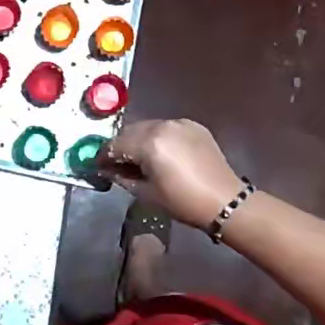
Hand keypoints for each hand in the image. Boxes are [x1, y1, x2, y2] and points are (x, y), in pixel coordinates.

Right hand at [105, 118, 243, 229]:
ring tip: (139, 158)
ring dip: (138, 140)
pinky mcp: (193, 125)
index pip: (115, 144)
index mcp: (149, 143)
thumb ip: (121, 176)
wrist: (226, 201)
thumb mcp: (146, 192)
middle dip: (120, 146)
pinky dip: (158, 137)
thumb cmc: (182, 202)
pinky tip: (161, 153)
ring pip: (147, 127)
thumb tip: (106, 169)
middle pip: (129, 131)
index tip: (98, 166)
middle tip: (116, 163)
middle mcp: (162, 125)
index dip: (103, 156)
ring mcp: (179, 123)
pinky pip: (166, 127)